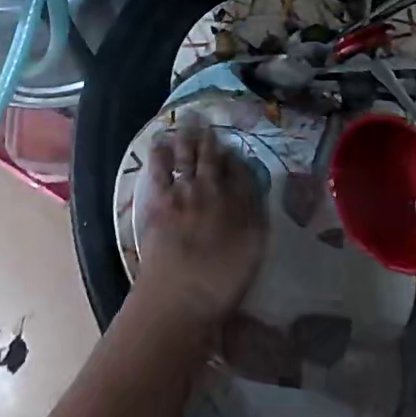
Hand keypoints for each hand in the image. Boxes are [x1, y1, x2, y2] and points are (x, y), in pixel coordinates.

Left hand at [136, 122, 264, 327]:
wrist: (180, 297)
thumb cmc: (223, 280)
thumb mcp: (254, 247)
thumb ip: (256, 213)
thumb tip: (256, 187)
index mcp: (238, 201)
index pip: (239, 170)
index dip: (235, 157)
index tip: (232, 147)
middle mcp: (212, 190)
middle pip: (212, 158)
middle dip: (210, 138)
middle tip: (206, 119)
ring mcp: (183, 194)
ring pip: (186, 157)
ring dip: (186, 138)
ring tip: (186, 121)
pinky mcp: (159, 203)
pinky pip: (160, 171)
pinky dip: (160, 155)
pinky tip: (159, 144)